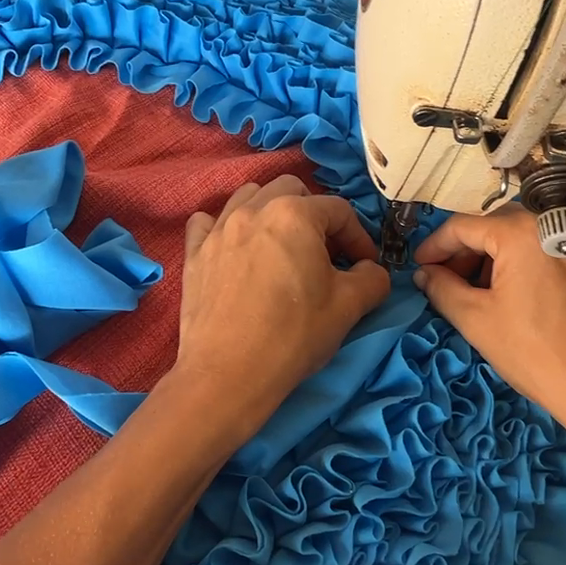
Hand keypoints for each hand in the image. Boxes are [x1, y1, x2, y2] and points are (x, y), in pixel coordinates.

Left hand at [172, 176, 390, 435]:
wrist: (229, 373)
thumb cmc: (294, 335)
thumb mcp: (349, 307)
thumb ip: (372, 278)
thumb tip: (371, 271)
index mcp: (294, 214)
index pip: (338, 210)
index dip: (358, 237)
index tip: (364, 266)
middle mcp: (253, 210)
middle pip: (291, 190)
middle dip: (314, 214)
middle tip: (323, 252)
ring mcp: (218, 229)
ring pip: (248, 197)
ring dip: (271, 212)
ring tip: (281, 246)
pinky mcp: (194, 253)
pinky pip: (207, 222)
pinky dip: (224, 226)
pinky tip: (235, 248)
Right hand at [412, 205, 565, 459]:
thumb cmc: (541, 356)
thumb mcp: (478, 323)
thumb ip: (442, 289)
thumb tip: (426, 274)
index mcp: (522, 230)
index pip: (463, 226)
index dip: (434, 246)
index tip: (421, 269)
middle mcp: (561, 222)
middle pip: (500, 225)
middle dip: (471, 252)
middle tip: (453, 284)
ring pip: (534, 237)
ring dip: (505, 258)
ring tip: (493, 296)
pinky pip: (564, 251)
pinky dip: (539, 266)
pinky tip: (535, 302)